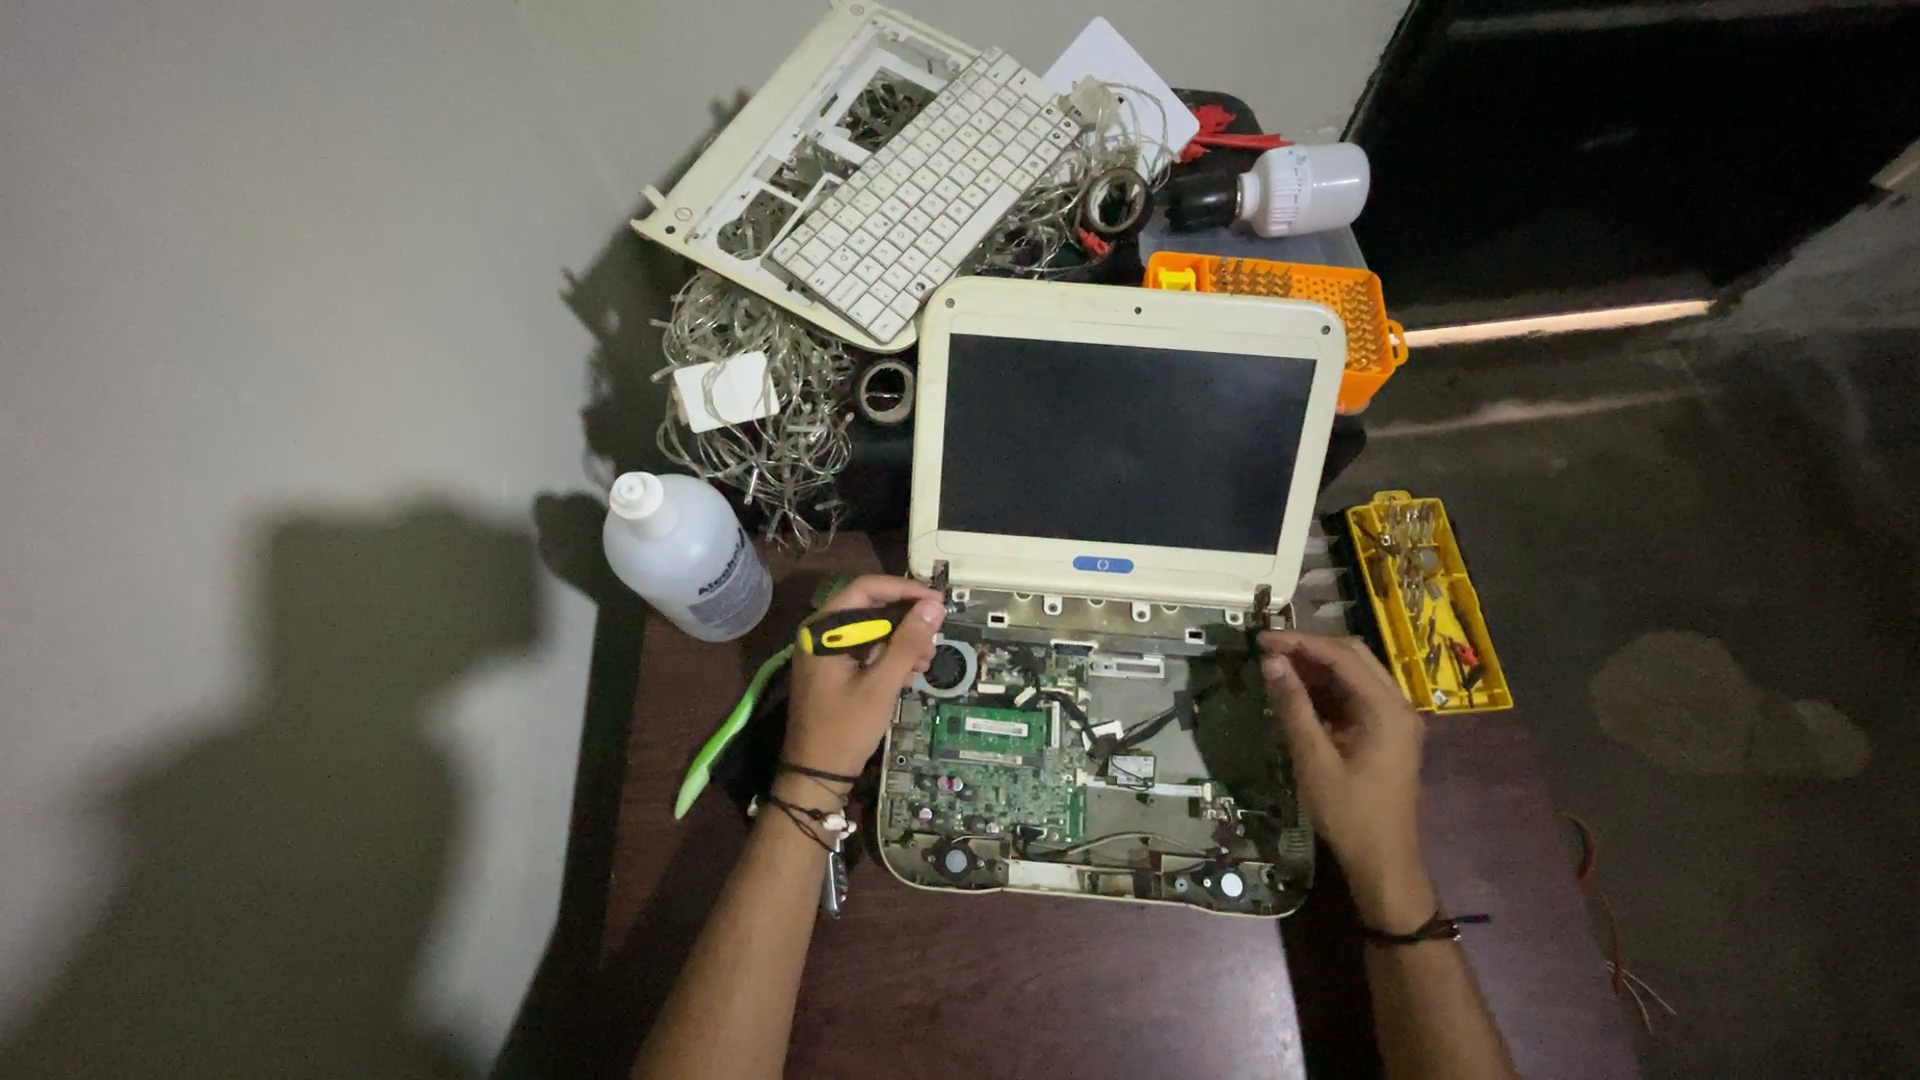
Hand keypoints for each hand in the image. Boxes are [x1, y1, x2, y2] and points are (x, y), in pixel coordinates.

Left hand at [783, 576, 945, 791]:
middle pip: (871, 608)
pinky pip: (867, 650)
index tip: (936, 601)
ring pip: (873, 629)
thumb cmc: (844, 729)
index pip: (866, 589)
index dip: (904, 590)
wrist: (815, 776)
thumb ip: (907, 642)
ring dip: (902, 640)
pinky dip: (891, 656)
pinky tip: (911, 673)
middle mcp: (821, 633)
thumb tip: (934, 606)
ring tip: (926, 661)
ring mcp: (827, 652)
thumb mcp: (881, 685)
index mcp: (823, 630)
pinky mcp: (834, 670)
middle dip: (907, 621)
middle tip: (935, 638)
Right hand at [1259, 631, 1434, 931]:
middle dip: (1309, 648)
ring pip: (1353, 673)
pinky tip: (1295, 692)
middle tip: (1267, 650)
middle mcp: (1397, 704)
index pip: (1342, 656)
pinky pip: (1353, 694)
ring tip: (1275, 667)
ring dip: (1315, 666)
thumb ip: (1293, 706)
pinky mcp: (1384, 731)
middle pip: (1352, 656)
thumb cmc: (1349, 812)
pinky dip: (1324, 687)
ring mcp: (1393, 718)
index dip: (1300, 642)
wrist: (1383, 861)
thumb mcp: (1313, 758)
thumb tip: (1271, 661)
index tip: (1262, 640)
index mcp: (1386, 708)